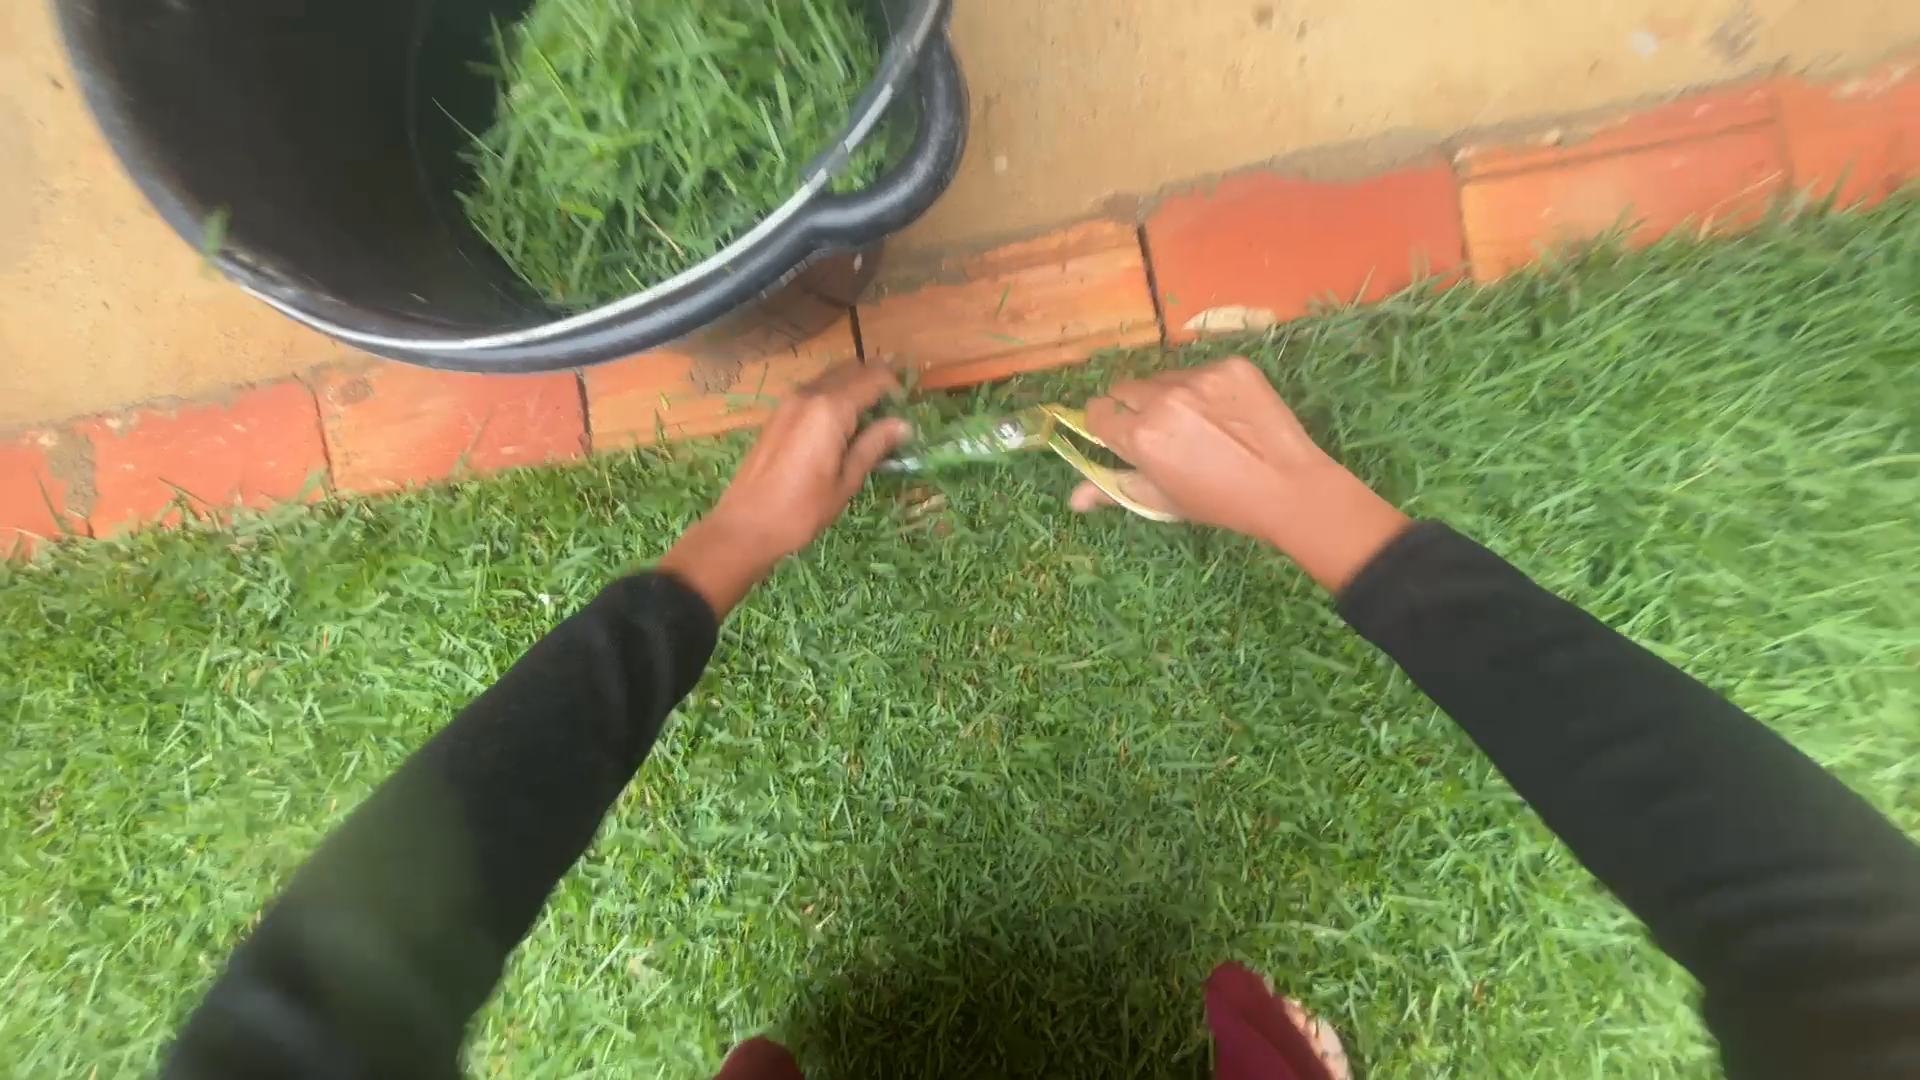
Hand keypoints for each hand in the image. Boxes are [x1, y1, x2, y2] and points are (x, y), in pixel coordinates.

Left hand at [660, 363, 910, 614]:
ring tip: (872, 417)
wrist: (746, 525)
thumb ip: (874, 445)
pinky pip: (814, 391)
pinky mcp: (778, 413)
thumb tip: (903, 424)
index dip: (896, 387)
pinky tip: (842, 425)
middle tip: (894, 409)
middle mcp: (809, 394)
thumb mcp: (847, 481)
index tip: (909, 408)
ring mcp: (789, 401)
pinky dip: (834, 396)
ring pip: (831, 377)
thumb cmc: (802, 509)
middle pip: (851, 370)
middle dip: (876, 381)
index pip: (873, 379)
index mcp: (830, 409)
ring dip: (854, 387)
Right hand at [1073, 356, 1409, 590]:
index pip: (1097, 412)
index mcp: (1140, 436)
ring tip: (1196, 424)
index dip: (1104, 424)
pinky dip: (1202, 388)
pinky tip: (1223, 413)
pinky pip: (1198, 371)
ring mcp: (1198, 379)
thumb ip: (1113, 489)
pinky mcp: (1230, 366)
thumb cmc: (1217, 501)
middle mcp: (1162, 400)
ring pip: (1161, 378)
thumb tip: (1073, 500)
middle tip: (1159, 431)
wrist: (1287, 486)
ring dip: (1166, 395)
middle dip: (1132, 407)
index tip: (1117, 435)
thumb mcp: (1161, 500)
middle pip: (1125, 389)